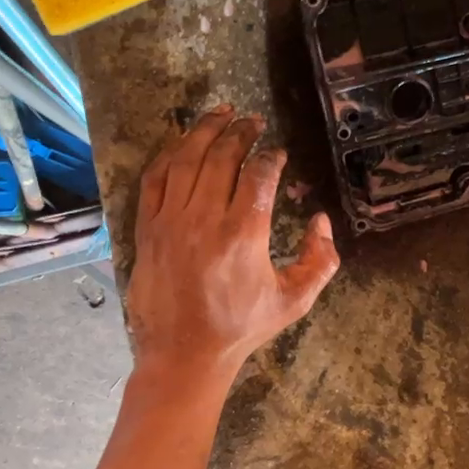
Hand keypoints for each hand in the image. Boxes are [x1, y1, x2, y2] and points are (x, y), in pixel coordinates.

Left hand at [125, 106, 339, 389]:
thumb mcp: (295, 300)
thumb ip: (321, 260)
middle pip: (222, 157)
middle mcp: (205, 218)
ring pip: (186, 160)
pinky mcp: (147, 229)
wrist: (183, 355)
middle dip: (240, 133)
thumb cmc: (242, 327)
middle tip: (253, 121)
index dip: (271, 157)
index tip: (278, 153)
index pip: (259, 175)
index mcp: (244, 233)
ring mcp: (171, 221)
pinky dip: (169, 156)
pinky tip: (182, 144)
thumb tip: (321, 221)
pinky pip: (154, 180)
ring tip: (220, 113)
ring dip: (204, 131)